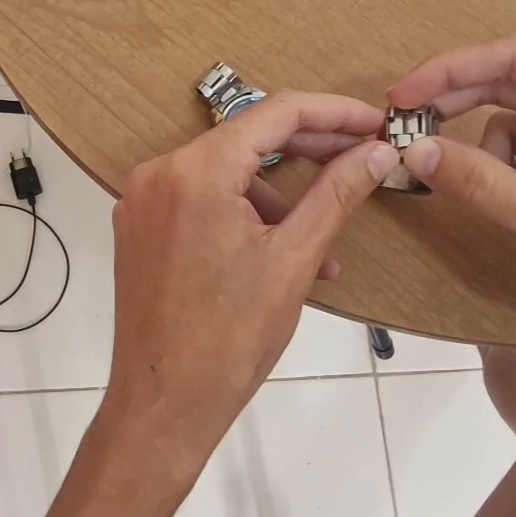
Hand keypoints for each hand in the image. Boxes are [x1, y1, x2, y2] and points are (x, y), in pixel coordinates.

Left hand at [106, 93, 396, 474]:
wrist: (163, 404)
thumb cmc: (228, 340)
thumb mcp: (294, 260)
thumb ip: (337, 194)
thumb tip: (377, 152)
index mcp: (197, 171)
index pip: (276, 113)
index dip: (332, 113)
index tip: (372, 122)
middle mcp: (160, 173)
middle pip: (247, 139)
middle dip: (309, 149)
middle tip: (362, 158)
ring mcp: (142, 200)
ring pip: (225, 173)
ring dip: (277, 197)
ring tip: (320, 248)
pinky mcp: (138, 227)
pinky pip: (200, 200)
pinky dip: (242, 215)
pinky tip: (277, 253)